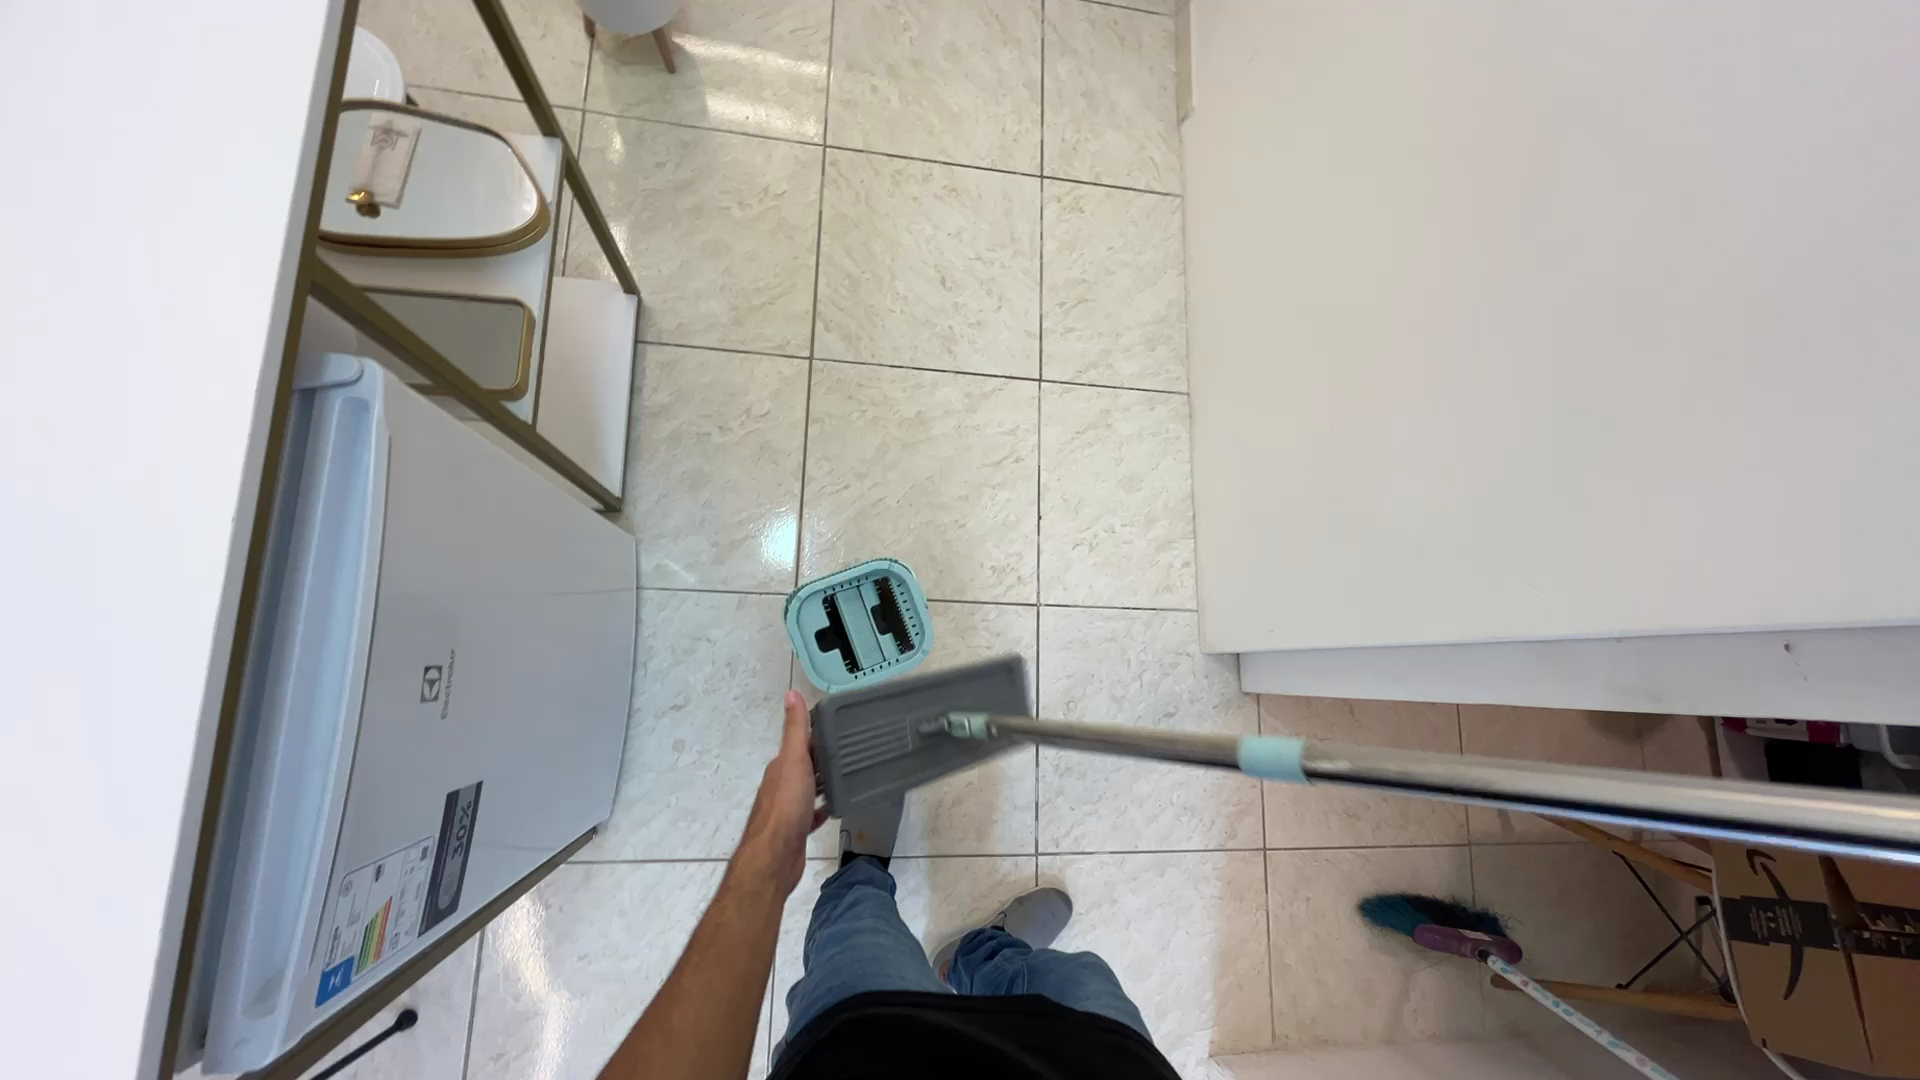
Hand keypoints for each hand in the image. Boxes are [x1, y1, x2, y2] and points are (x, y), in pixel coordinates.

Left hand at [735, 691, 828, 896]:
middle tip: (849, 751)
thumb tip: (791, 693)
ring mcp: (787, 810)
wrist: (775, 856)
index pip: (798, 744)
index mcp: (780, 767)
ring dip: (822, 783)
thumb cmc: (786, 806)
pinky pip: (811, 814)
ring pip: (807, 790)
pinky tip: (834, 808)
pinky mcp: (795, 831)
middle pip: (803, 767)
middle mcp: (780, 786)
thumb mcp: (793, 760)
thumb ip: (794, 729)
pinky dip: (822, 808)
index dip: (815, 735)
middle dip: (821, 759)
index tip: (838, 727)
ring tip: (846, 776)